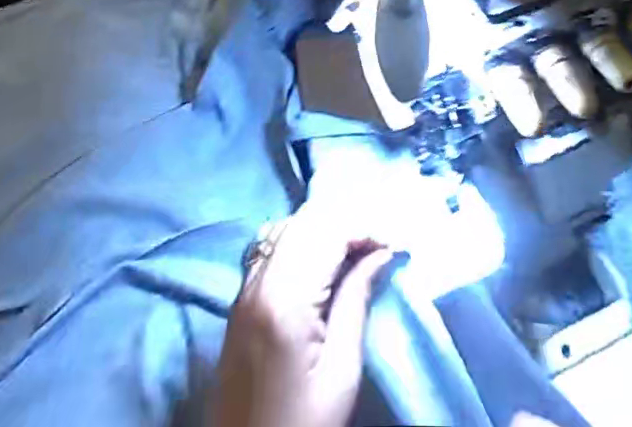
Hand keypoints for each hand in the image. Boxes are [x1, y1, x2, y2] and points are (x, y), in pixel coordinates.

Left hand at [210, 201, 396, 426]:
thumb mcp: (342, 370)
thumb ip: (357, 300)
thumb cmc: (304, 426)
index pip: (328, 235)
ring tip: (354, 250)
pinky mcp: (236, 309)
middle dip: (346, 225)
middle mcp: (256, 288)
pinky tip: (320, 260)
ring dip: (322, 230)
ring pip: (283, 232)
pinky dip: (297, 242)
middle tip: (379, 245)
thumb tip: (381, 253)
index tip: (394, 245)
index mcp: (284, 302)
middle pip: (304, 225)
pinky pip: (267, 251)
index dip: (366, 230)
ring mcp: (241, 297)